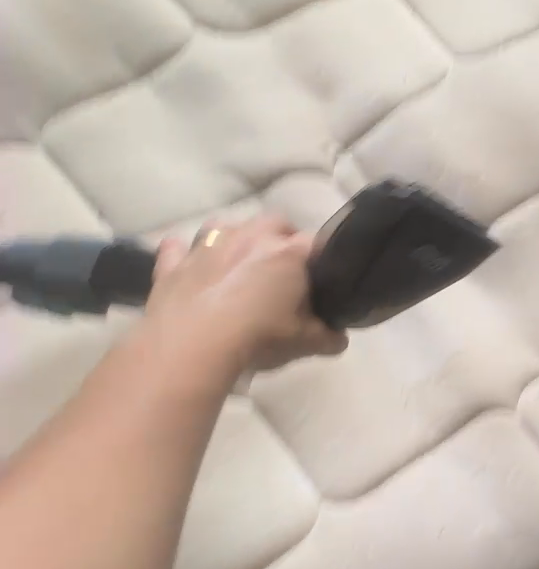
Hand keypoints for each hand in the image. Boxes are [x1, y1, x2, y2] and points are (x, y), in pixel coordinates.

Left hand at [144, 215, 347, 373]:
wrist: (190, 347)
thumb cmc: (261, 336)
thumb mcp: (311, 342)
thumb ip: (331, 335)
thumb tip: (338, 336)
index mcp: (288, 253)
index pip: (320, 240)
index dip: (327, 255)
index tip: (328, 274)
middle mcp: (248, 240)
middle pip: (274, 221)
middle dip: (283, 235)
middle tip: (289, 263)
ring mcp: (205, 248)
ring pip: (223, 225)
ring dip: (235, 236)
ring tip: (242, 259)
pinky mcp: (170, 266)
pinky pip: (177, 248)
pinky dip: (186, 252)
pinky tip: (193, 263)